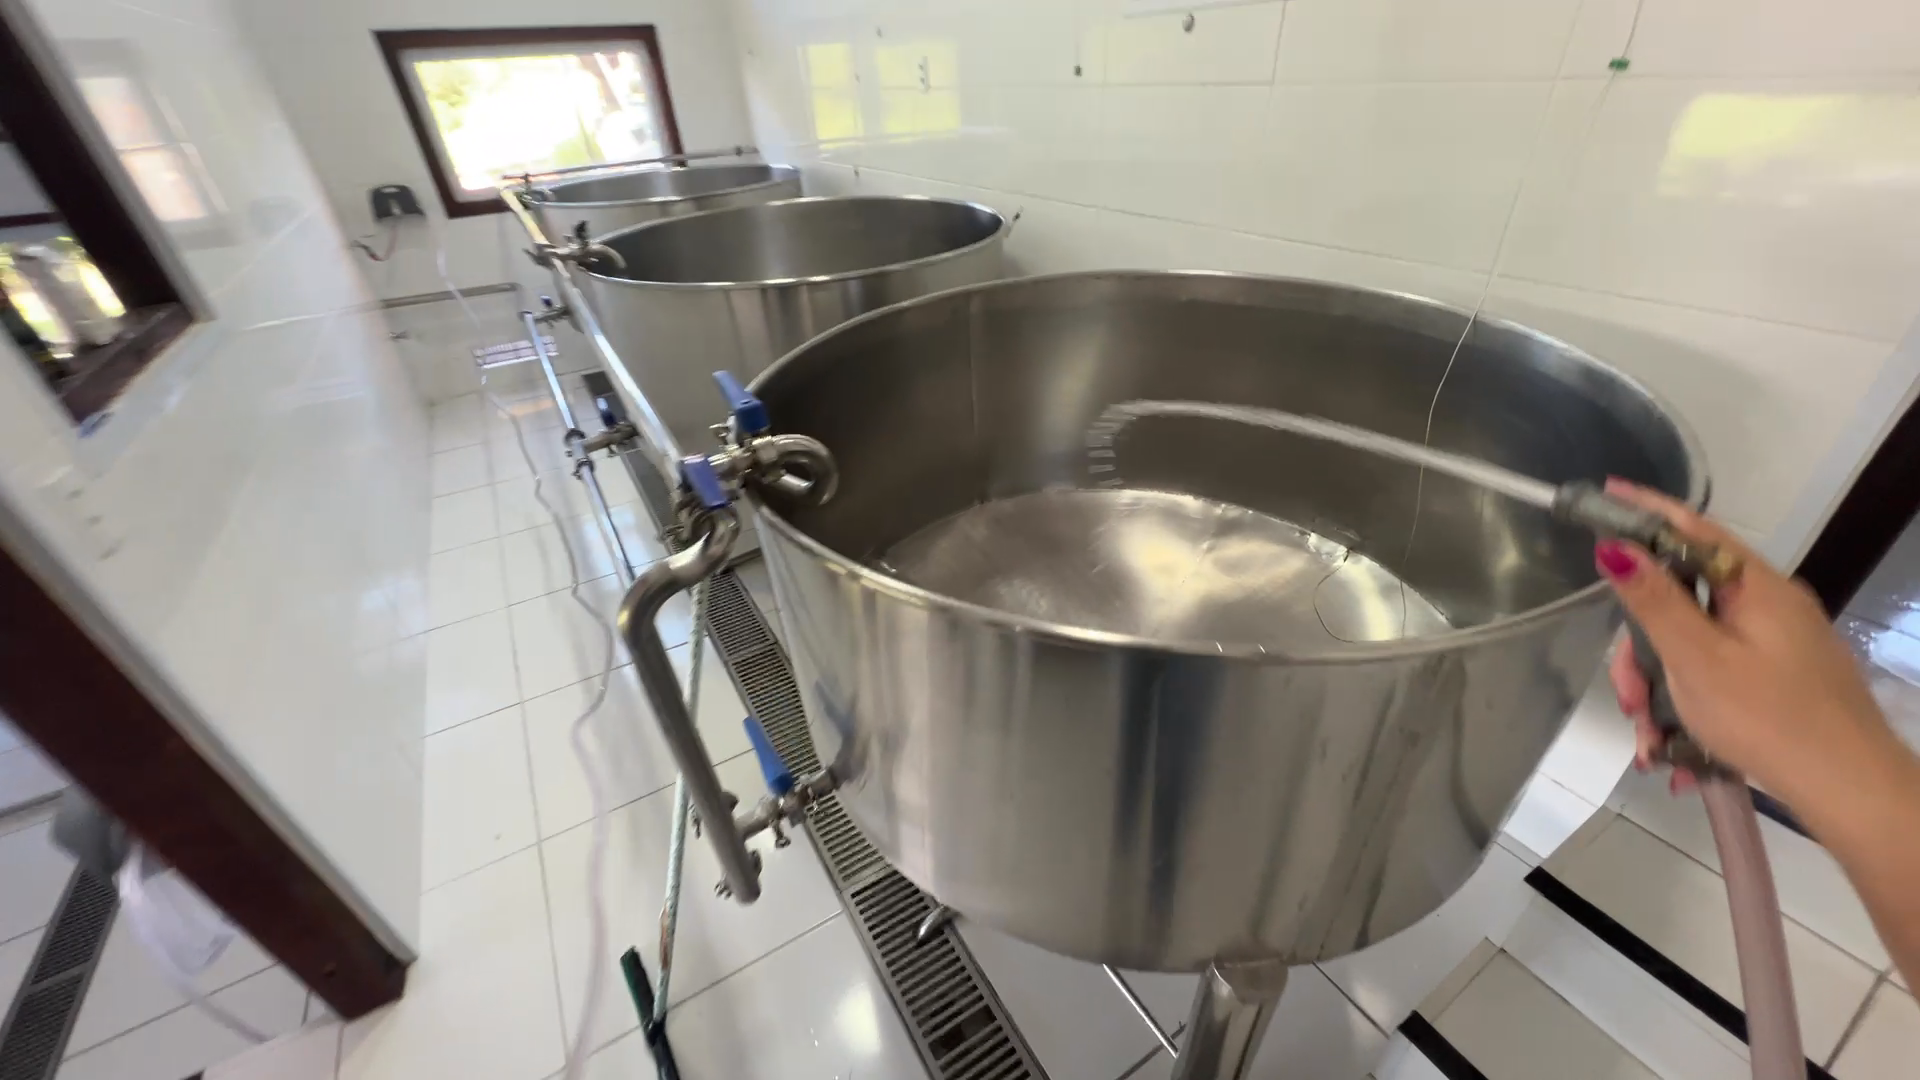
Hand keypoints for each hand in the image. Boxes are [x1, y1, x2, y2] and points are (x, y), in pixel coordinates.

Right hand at [1598, 479, 1892, 802]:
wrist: (1850, 793)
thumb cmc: (1767, 717)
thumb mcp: (1695, 656)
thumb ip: (1652, 599)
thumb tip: (1612, 546)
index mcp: (1756, 591)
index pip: (1691, 532)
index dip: (1645, 510)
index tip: (1604, 491)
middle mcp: (1765, 608)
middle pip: (1675, 603)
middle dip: (1636, 653)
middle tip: (1628, 697)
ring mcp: (1769, 644)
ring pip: (1681, 645)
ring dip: (1653, 689)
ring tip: (1652, 738)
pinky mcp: (1768, 676)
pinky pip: (1702, 674)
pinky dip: (1678, 705)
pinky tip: (1670, 746)